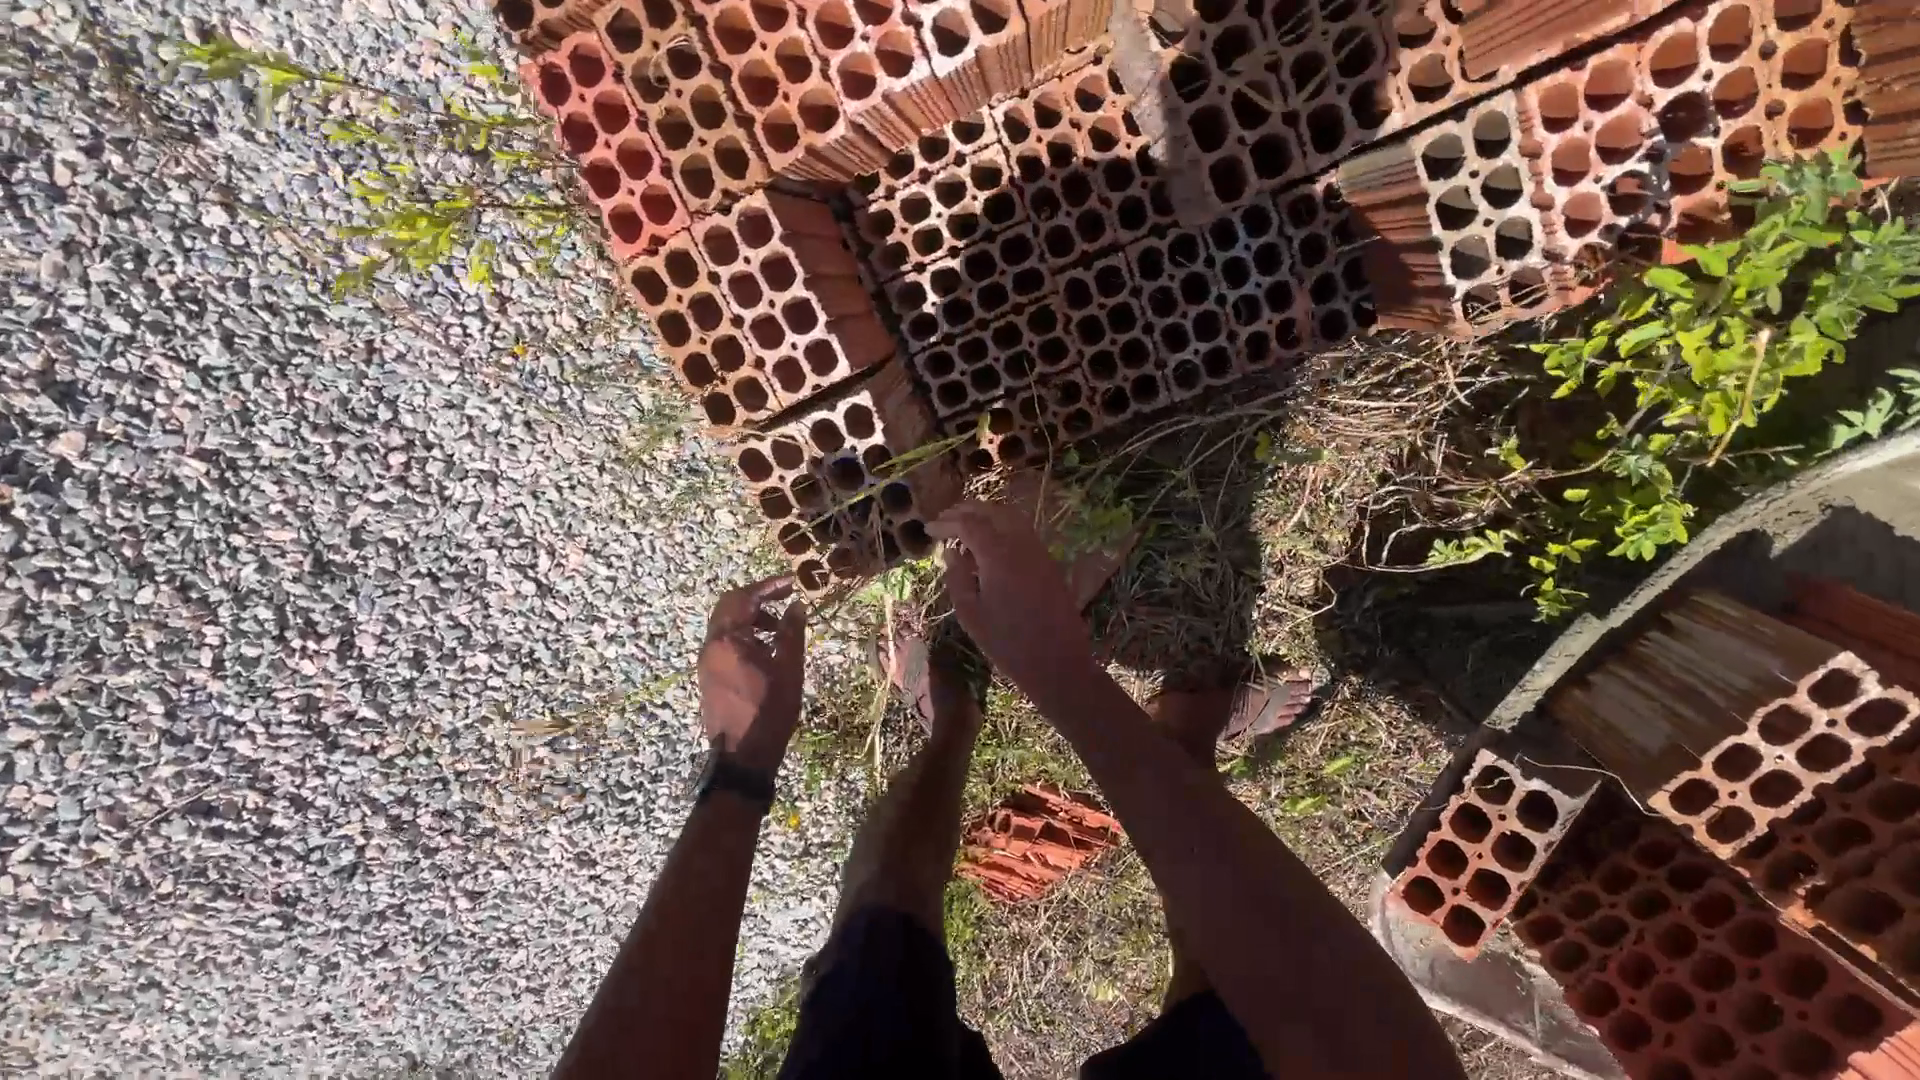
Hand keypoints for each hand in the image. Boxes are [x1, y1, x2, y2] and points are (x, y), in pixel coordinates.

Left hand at [699, 575, 806, 773]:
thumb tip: (796, 605)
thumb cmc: (770, 711)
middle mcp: (711, 645)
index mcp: (728, 640)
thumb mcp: (789, 669)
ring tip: (779, 628)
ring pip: (725, 624)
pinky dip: (743, 635)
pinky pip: (723, 642)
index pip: (745, 597)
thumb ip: (792, 632)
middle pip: (729, 605)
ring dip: (750, 617)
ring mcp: (706, 661)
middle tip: (784, 599)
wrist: (743, 755)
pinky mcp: (708, 675)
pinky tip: (765, 649)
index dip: (768, 586)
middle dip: (757, 598)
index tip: (791, 583)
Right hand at [930, 501, 1095, 695]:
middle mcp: (1021, 544)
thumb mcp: (971, 614)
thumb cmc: (1007, 643)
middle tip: (944, 519)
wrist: (1057, 662)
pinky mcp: (1049, 562)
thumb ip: (957, 578)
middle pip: (991, 512)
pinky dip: (1002, 528)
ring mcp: (1039, 551)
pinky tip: (989, 546)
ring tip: (964, 526)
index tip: (928, 529)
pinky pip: (1022, 533)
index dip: (945, 522)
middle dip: (966, 511)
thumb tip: (950, 553)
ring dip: (986, 515)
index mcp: (998, 554)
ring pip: (1010, 518)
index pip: (968, 524)